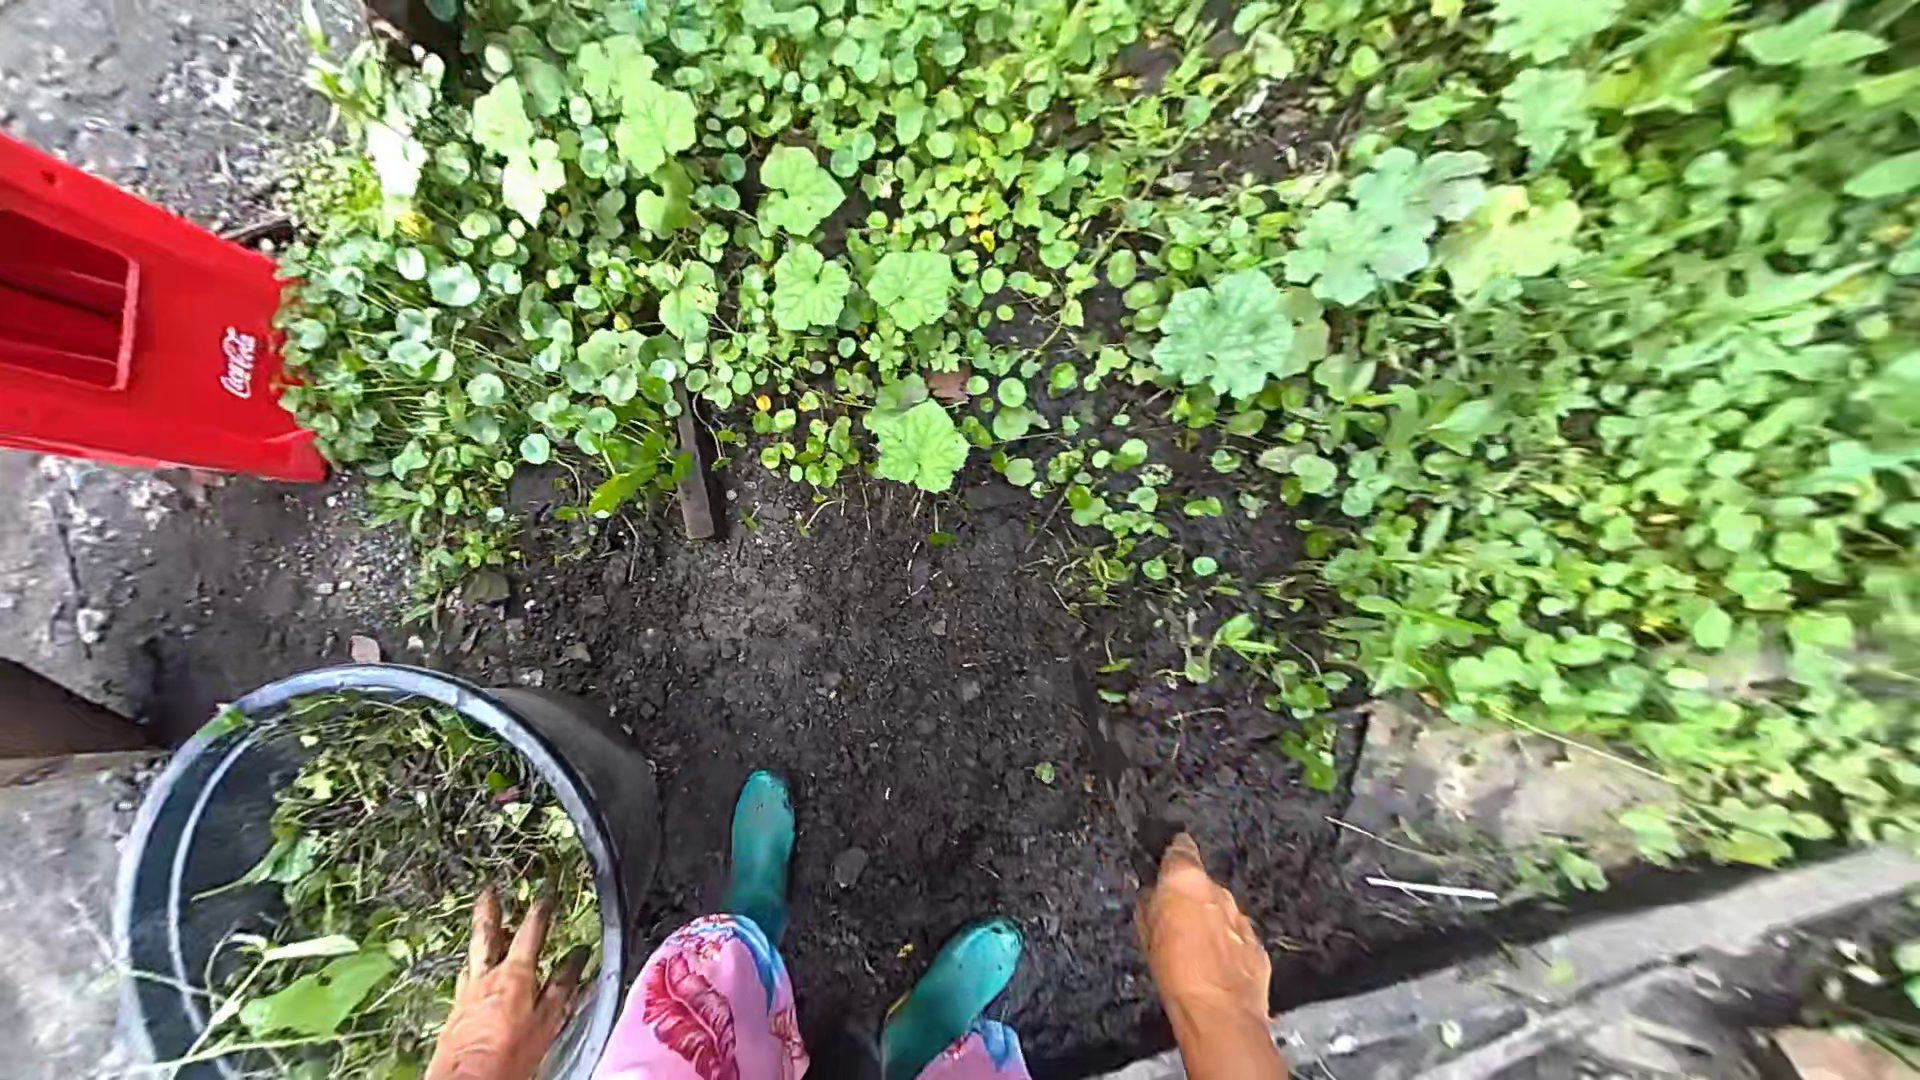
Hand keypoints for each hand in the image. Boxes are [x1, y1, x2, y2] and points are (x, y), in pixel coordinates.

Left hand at [426, 888, 588, 1079]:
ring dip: (479, 941)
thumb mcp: (547, 1021)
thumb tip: (578, 956)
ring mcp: (466, 998)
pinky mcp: (452, 1019)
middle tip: (488, 892)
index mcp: (514, 974)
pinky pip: (464, 983)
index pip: (531, 930)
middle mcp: (486, 980)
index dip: (541, 909)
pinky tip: (475, 975)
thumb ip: (563, 985)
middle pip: (487, 937)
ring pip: (473, 959)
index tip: (549, 894)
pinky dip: (472, 970)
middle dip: (489, 912)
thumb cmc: (509, 1059)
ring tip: (482, 930)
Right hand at [1136, 834, 1284, 1079]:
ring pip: (1220, 909)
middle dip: (1191, 897)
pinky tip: (1217, 965)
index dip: (1173, 852)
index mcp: (1185, 877)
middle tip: (1177, 919)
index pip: (1180, 846)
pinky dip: (1228, 945)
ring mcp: (1241, 917)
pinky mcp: (1258, 946)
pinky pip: (1237, 936)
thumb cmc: (1174, 969)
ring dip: (1210, 921)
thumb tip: (1152, 894)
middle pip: (1201, 883)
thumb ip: (1150, 902)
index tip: (1167, 860)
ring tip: (1197, 949)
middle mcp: (1217, 889)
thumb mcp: (1144, 929)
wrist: (1219, 1014)